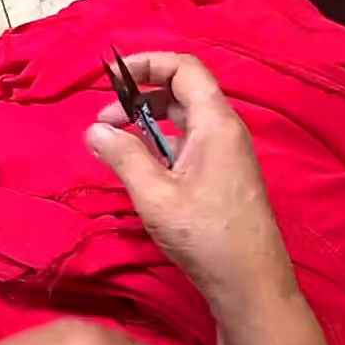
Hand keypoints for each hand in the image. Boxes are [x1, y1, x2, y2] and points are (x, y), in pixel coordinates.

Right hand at [86, 52, 296, 314]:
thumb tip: (94, 131)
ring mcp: (226, 155)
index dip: (147, 63)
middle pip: (181, 92)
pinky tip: (140, 166)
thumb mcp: (154, 195)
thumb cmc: (205, 235)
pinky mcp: (222, 176)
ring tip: (115, 144)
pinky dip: (159, 144)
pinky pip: (187, 144)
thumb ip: (123, 156)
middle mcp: (225, 131)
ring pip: (183, 120)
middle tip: (104, 122)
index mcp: (216, 123)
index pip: (184, 68)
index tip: (111, 77)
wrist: (249, 281)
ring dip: (147, 123)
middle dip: (138, 98)